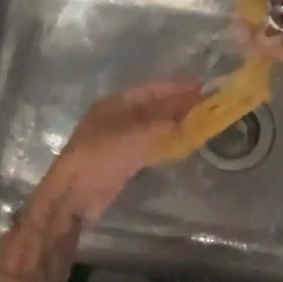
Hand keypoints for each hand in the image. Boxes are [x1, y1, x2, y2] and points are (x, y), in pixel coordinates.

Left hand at [50, 79, 203, 223]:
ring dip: (174, 123)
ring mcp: (117, 138)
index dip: (177, 87)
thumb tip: (193, 118)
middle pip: (153, 106)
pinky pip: (148, 143)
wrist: (74, 194)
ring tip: (200, 122)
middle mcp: (116, 116)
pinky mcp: (120, 159)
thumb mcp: (137, 136)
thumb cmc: (101, 156)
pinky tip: (181, 144)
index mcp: (115, 102)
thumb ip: (166, 125)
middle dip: (178, 105)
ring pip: (152, 125)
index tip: (203, 87)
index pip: (152, 88)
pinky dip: (166, 141)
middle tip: (207, 106)